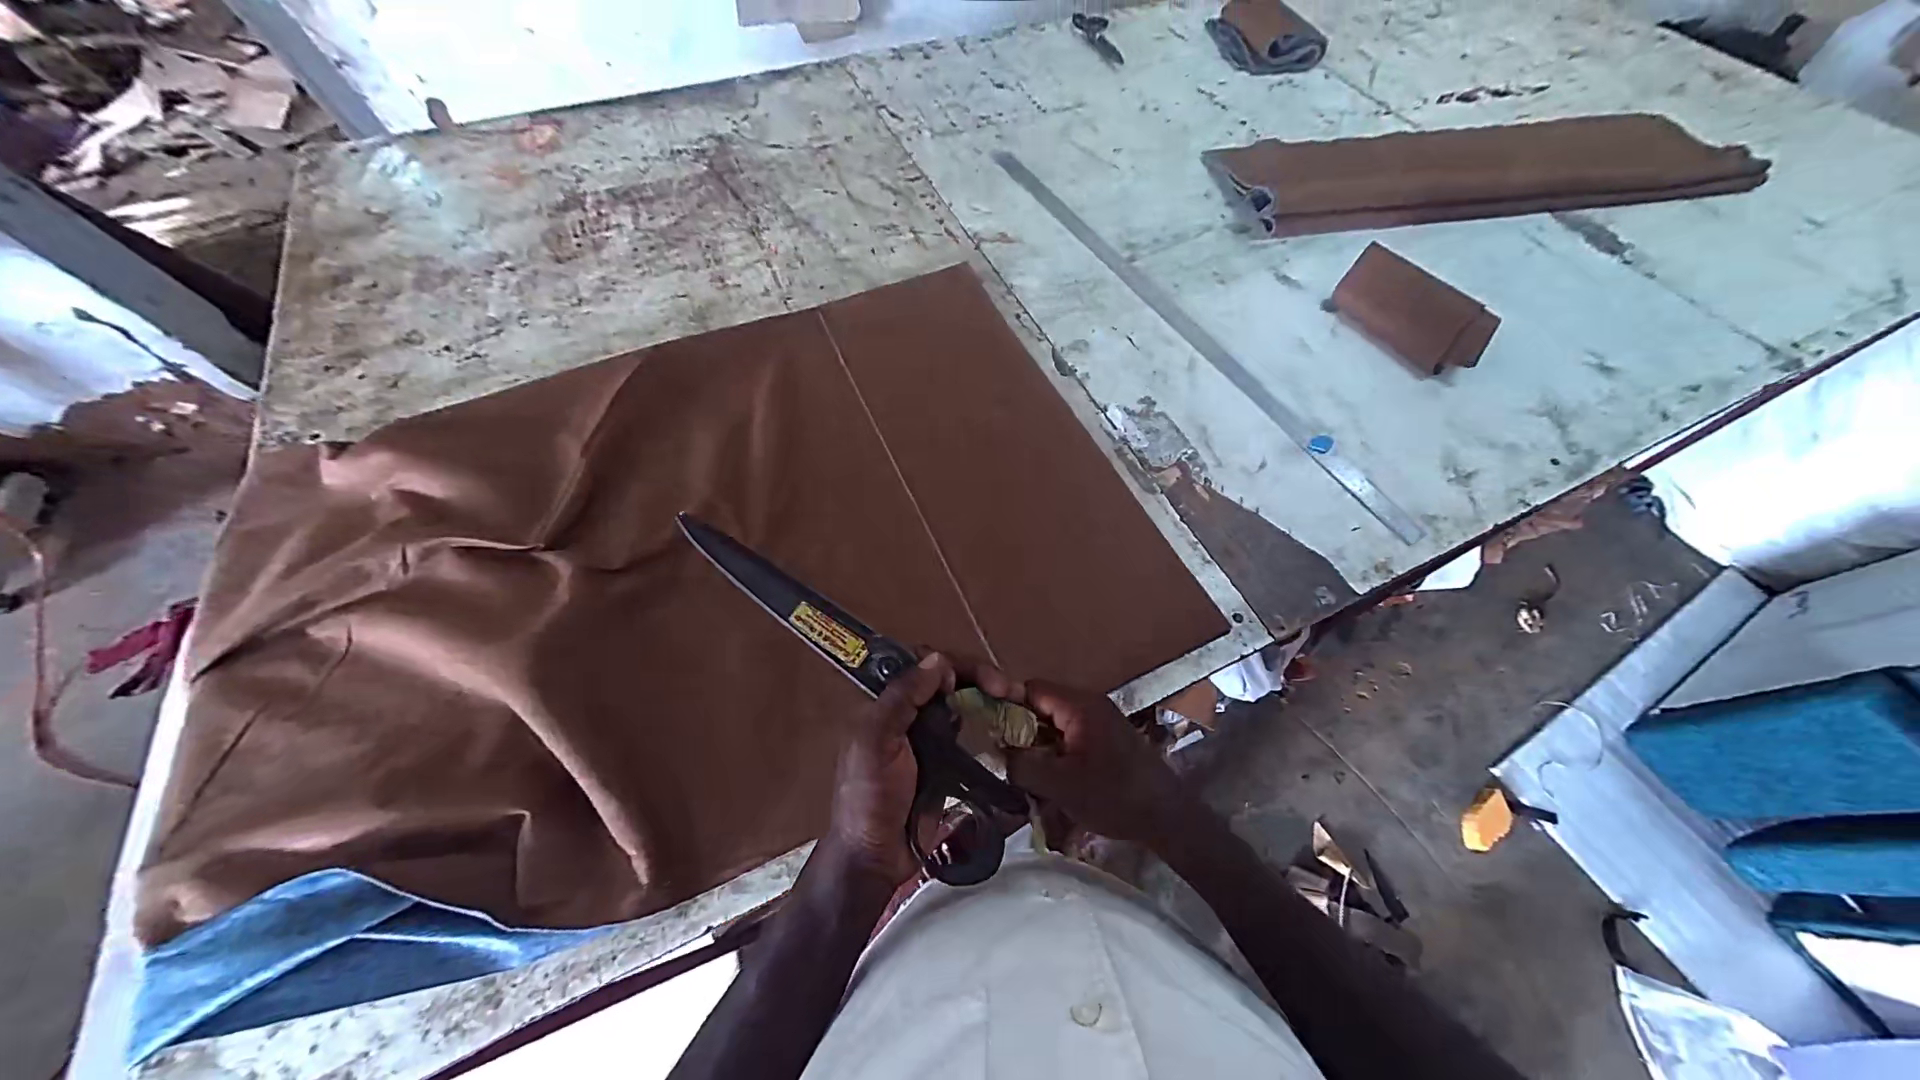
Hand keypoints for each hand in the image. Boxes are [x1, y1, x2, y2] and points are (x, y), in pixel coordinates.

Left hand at [821, 652, 1024, 886]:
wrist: (874, 856)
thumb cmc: (870, 795)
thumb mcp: (876, 741)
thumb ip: (902, 698)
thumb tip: (939, 660)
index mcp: (885, 703)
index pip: (924, 665)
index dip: (956, 664)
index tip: (985, 680)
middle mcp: (908, 714)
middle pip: (948, 681)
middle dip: (980, 678)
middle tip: (1011, 692)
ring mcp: (928, 740)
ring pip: (961, 705)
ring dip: (987, 699)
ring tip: (1016, 705)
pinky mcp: (945, 764)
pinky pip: (968, 736)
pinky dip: (987, 727)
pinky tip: (1007, 729)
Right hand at [1006, 681, 1196, 851]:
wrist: (1168, 818)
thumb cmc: (1116, 796)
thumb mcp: (1062, 785)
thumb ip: (1023, 766)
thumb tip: (992, 754)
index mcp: (1080, 706)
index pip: (1031, 689)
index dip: (1005, 704)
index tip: (986, 729)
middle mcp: (1089, 705)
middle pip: (1041, 705)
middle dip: (1018, 728)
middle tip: (999, 754)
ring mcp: (1099, 722)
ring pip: (1053, 723)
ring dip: (1036, 744)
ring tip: (1018, 769)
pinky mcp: (1104, 740)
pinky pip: (1068, 736)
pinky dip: (1053, 752)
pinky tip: (1045, 777)